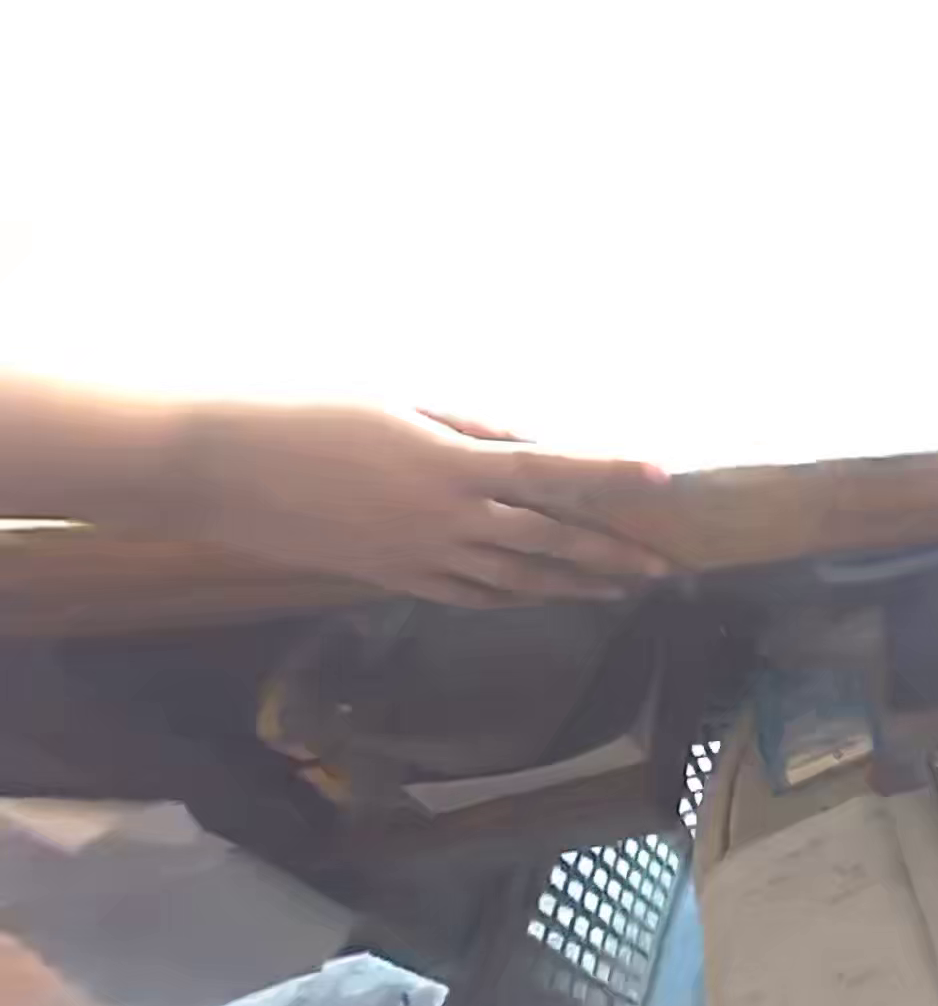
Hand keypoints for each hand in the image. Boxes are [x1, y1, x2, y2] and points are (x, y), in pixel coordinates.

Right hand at [162, 403, 673, 607]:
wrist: (206, 467)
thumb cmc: (310, 418)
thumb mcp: (405, 407)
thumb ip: (481, 431)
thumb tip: (537, 447)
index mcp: (456, 465)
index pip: (555, 471)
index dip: (611, 474)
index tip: (662, 477)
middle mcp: (454, 517)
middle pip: (554, 541)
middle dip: (615, 555)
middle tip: (663, 567)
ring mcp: (428, 555)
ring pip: (524, 578)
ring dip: (580, 585)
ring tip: (624, 589)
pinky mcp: (400, 579)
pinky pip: (476, 595)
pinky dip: (522, 598)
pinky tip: (553, 598)